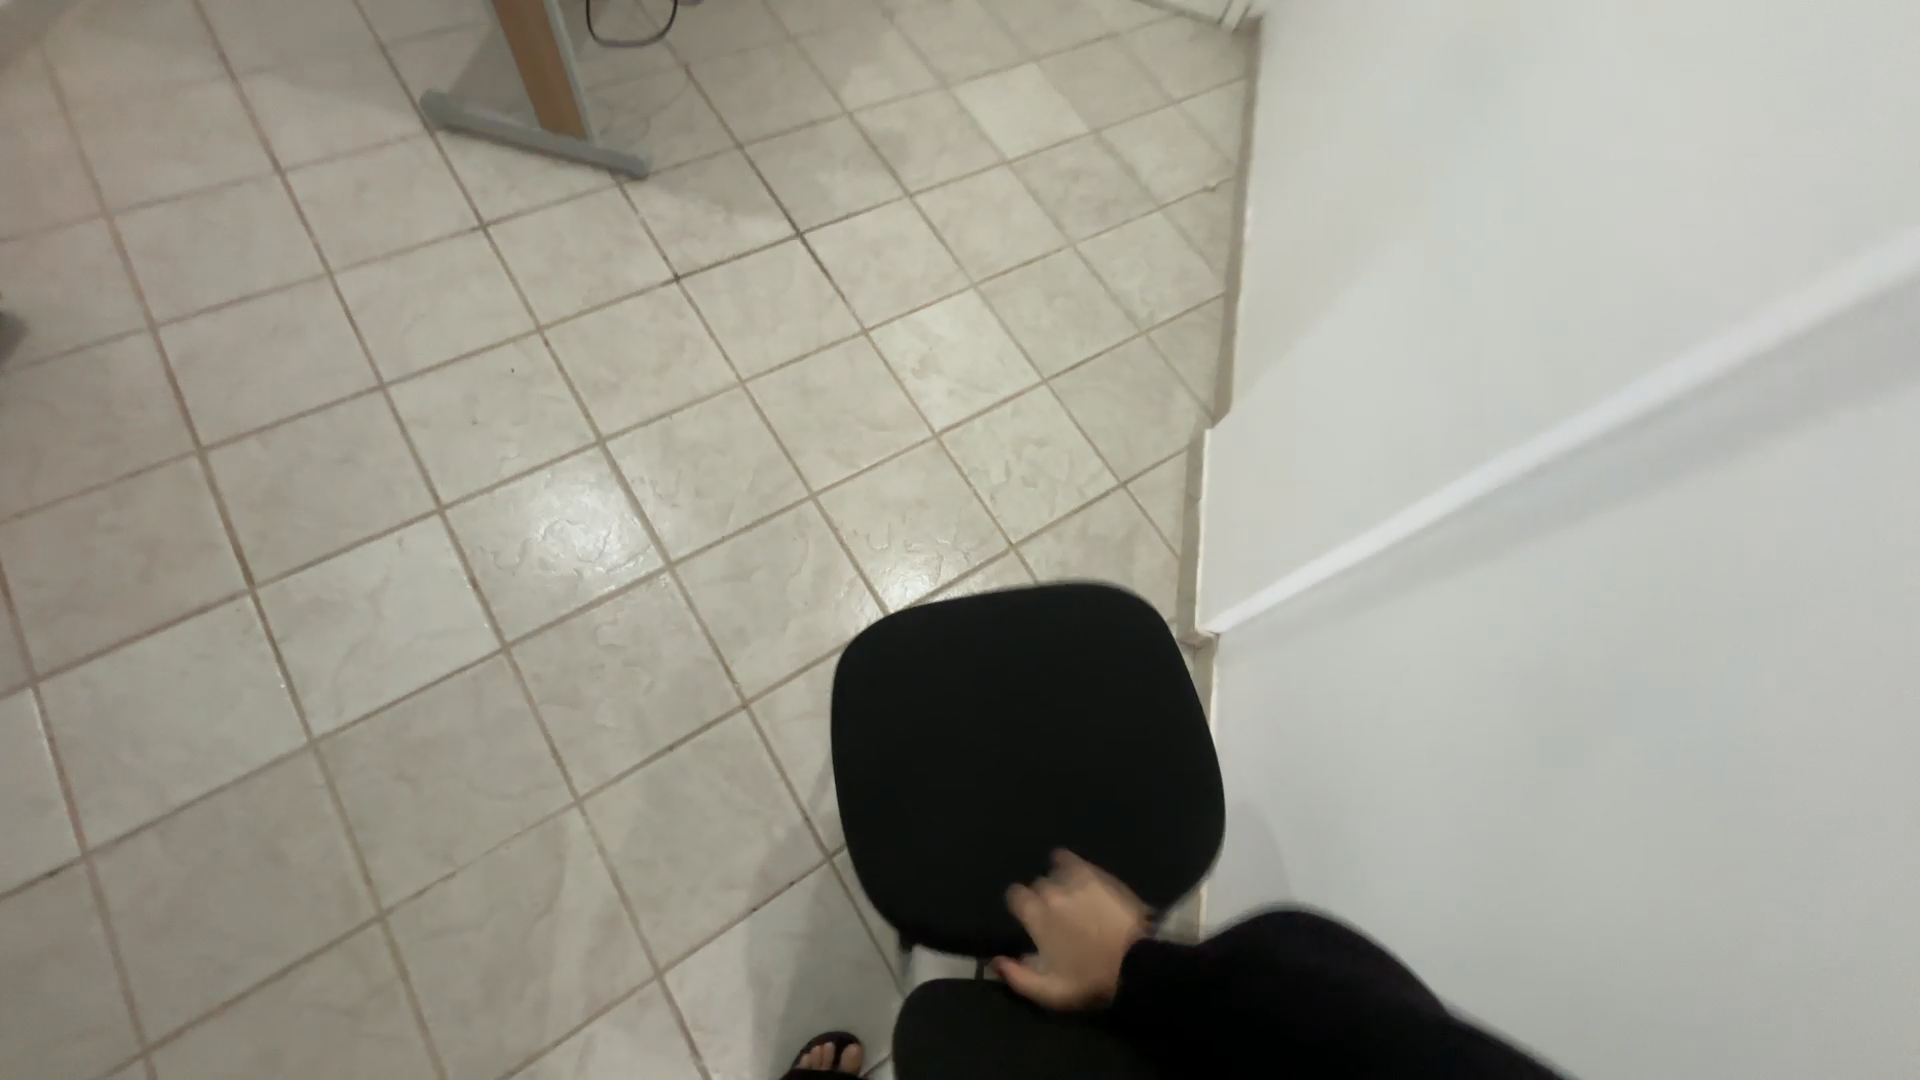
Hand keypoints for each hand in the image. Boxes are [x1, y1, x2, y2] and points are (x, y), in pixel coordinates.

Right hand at [993, 850, 1148, 1009]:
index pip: (1014, 895)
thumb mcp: (1051, 992)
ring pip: (1055, 871)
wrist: (1137, 962)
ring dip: (1059, 883)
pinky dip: (1069, 865)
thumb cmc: (1091, 979)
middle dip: (1043, 898)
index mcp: (1036, 915)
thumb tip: (995, 961)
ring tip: (1072, 899)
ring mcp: (1073, 878)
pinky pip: (1071, 859)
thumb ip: (1018, 977)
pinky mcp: (1095, 872)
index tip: (1030, 919)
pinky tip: (1077, 876)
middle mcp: (1050, 890)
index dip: (1021, 906)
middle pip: (1037, 885)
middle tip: (1058, 917)